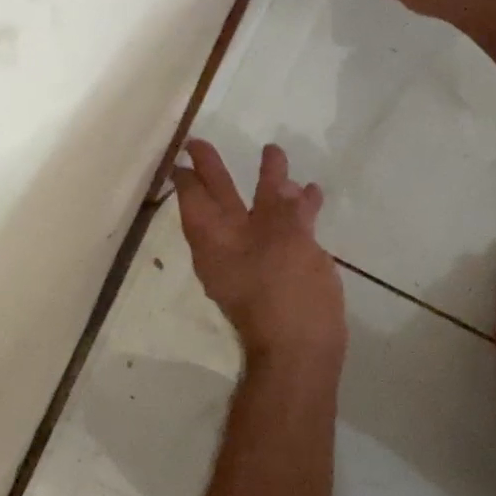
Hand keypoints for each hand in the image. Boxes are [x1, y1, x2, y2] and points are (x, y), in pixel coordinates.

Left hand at [173, 140, 345, 357]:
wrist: (302, 351)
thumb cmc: (284, 290)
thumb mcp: (283, 237)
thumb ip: (281, 207)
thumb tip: (284, 187)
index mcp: (216, 240)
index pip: (195, 199)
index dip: (190, 173)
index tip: (182, 152)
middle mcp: (228, 249)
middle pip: (220, 203)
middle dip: (216, 172)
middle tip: (202, 144)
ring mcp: (254, 263)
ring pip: (256, 216)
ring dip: (266, 187)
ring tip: (277, 153)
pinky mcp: (279, 276)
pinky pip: (282, 235)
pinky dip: (294, 215)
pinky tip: (313, 195)